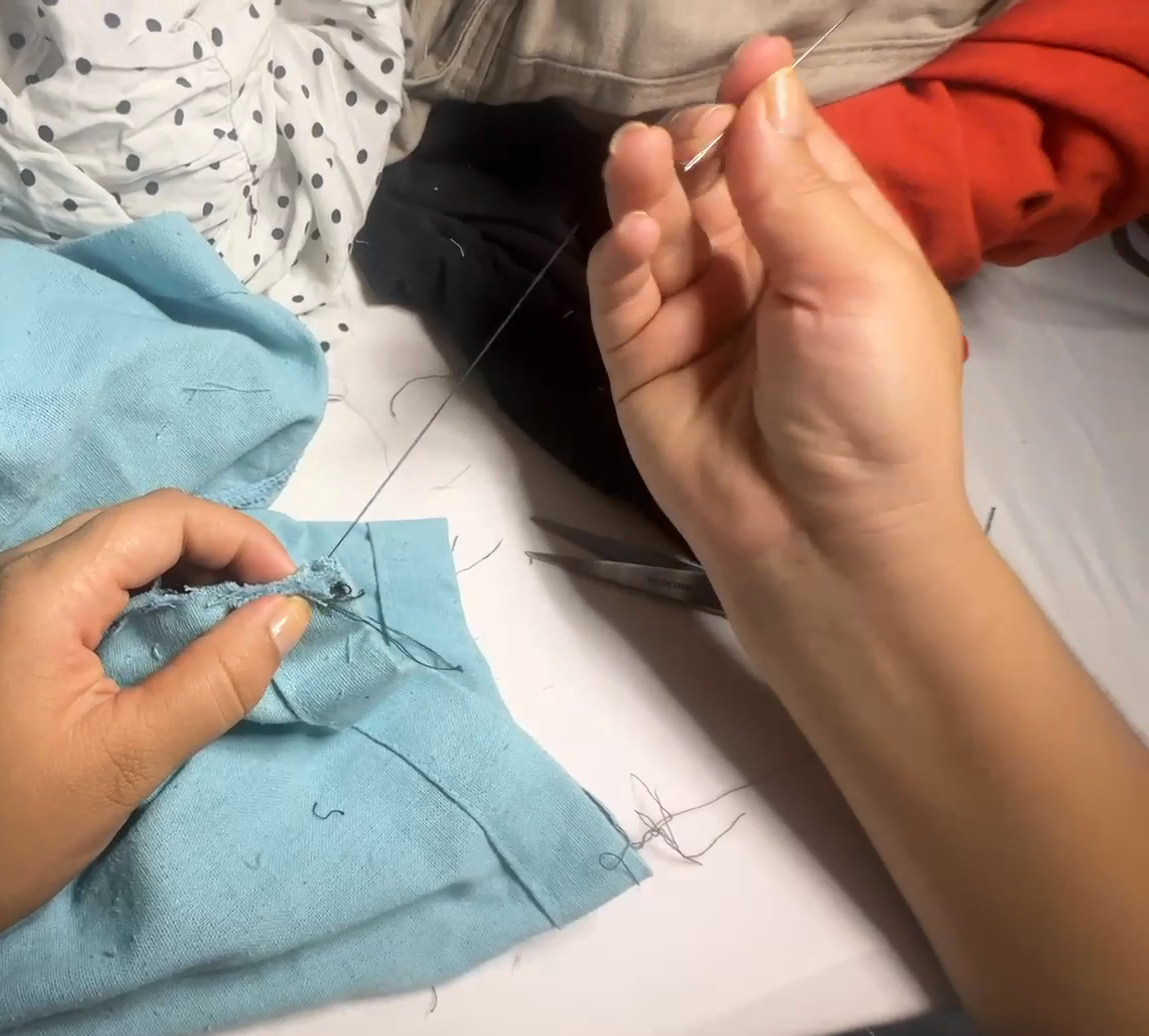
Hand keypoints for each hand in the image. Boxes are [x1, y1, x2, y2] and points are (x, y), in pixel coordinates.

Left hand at [0, 490, 310, 986]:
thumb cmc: (13, 826)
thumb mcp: (131, 755)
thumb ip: (219, 678)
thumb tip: (288, 614)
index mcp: (41, 587)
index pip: (160, 519)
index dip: (237, 538)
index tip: (289, 589)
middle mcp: (14, 567)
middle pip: (134, 523)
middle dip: (213, 548)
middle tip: (270, 602)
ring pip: (109, 545)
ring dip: (179, 566)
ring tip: (236, 608)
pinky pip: (83, 576)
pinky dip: (141, 589)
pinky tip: (172, 622)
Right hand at [588, 37, 970, 583]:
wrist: (811, 522)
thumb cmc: (868, 397)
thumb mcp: (852, 280)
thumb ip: (794, 194)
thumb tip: (758, 96)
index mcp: (826, 243)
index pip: (787, 158)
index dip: (766, 109)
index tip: (748, 61)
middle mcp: (752, 272)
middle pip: (709, 192)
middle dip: (692, 151)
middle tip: (674, 130)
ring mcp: (687, 316)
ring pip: (654, 238)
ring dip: (643, 195)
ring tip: (633, 157)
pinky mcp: (635, 359)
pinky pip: (620, 299)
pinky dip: (620, 264)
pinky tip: (632, 236)